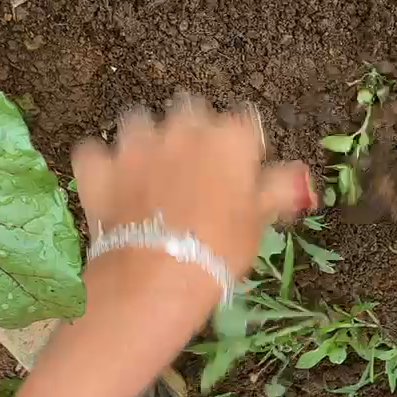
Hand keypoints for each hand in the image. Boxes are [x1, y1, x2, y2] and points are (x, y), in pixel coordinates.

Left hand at [0, 97, 310, 396]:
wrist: (156, 281)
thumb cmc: (220, 252)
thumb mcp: (258, 223)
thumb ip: (277, 190)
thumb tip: (297, 177)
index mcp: (229, 137)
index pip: (243, 125)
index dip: (242, 150)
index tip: (240, 174)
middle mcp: (182, 127)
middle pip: (191, 115)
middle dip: (193, 137)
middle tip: (196, 177)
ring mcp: (135, 143)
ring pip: (141, 125)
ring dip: (147, 144)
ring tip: (153, 180)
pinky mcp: (99, 165)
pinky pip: (99, 155)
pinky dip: (105, 168)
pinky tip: (115, 190)